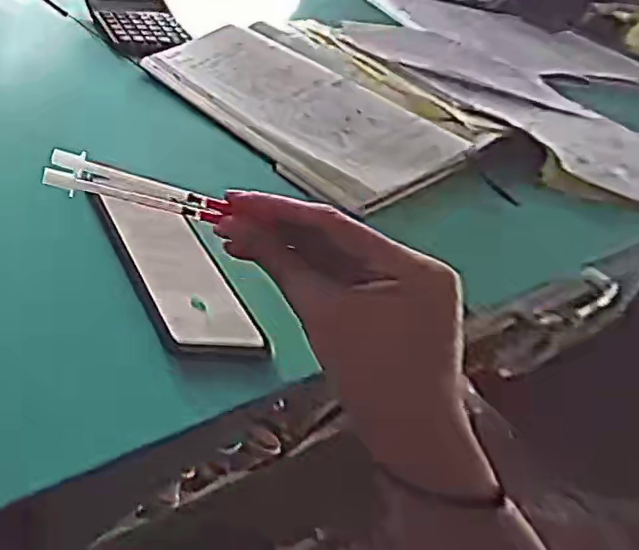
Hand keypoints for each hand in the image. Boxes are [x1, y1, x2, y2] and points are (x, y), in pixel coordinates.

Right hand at [211, 192, 497, 498]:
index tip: (236, 200)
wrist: (408, 438)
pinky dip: (292, 262)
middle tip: (227, 214)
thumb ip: (275, 258)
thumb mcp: (318, 309)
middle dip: (272, 225)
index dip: (277, 208)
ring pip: (323, 249)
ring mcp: (395, 281)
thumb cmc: (373, 376)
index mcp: (411, 265)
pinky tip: (256, 253)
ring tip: (232, 235)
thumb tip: (236, 225)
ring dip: (277, 242)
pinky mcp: (378, 295)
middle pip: (326, 233)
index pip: (331, 222)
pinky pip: (328, 268)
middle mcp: (409, 266)